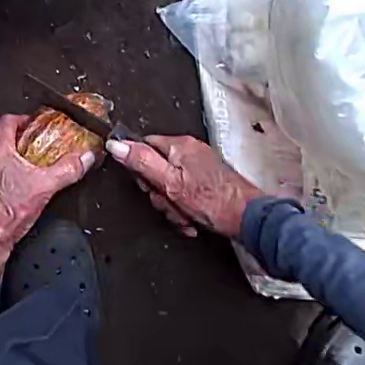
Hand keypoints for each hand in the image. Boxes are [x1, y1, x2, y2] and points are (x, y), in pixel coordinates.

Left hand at [0, 114, 98, 275]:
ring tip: (31, 163)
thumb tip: (84, 158)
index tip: (35, 122)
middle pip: (3, 137)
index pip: (8, 120)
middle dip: (22, 138)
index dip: (24, 118)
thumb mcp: (45, 187)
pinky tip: (20, 185)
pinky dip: (7, 172)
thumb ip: (68, 169)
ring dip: (14, 155)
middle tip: (37, 142)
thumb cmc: (4, 213)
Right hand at [107, 135, 262, 238]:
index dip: (139, 168)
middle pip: (157, 168)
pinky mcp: (208, 182)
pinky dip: (185, 208)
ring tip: (184, 215)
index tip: (147, 185)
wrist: (248, 219)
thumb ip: (141, 161)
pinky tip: (192, 218)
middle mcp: (191, 152)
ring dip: (173, 205)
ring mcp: (200, 167)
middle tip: (169, 203)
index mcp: (180, 146)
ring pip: (171, 184)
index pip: (144, 146)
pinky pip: (185, 193)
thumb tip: (117, 145)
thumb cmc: (213, 201)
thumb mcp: (168, 182)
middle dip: (159, 193)